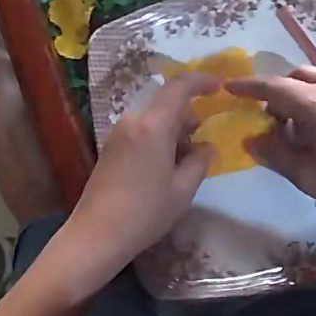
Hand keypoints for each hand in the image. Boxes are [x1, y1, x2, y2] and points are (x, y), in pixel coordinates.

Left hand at [63, 73, 218, 274]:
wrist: (97, 235)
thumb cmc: (145, 212)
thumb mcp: (183, 190)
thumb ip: (200, 162)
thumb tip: (207, 147)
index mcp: (153, 125)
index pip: (179, 87)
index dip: (201, 81)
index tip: (218, 86)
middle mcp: (133, 121)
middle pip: (166, 104)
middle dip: (188, 116)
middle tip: (204, 141)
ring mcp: (118, 134)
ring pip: (153, 119)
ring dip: (173, 130)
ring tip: (186, 160)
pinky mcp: (110, 148)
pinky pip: (141, 131)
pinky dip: (158, 138)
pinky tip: (165, 167)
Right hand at [227, 67, 315, 236]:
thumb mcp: (305, 174)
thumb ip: (274, 152)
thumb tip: (252, 138)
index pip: (273, 87)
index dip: (247, 86)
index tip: (227, 87)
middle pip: (294, 76)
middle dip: (273, 91)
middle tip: (262, 118)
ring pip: (312, 80)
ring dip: (293, 94)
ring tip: (286, 127)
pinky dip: (309, 99)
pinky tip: (309, 129)